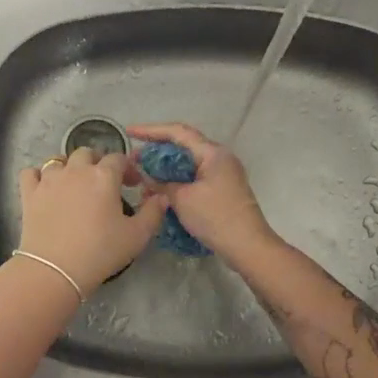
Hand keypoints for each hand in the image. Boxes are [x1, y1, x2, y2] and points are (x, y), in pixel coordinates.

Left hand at [16, 148, 166, 294]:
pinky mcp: (29, 193)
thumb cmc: (100, 252)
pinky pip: (31, 173)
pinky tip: (45, 188)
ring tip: (74, 185)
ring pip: (58, 160)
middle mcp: (76, 170)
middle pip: (87, 153)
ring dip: (69, 167)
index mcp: (104, 176)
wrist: (55, 269)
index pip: (118, 159)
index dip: (128, 168)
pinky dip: (38, 176)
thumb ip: (153, 213)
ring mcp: (49, 180)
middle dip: (97, 163)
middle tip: (103, 183)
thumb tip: (161, 197)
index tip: (132, 184)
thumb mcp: (136, 236)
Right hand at [126, 123, 275, 259]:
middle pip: (183, 147)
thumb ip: (161, 183)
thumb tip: (146, 175)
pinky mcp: (222, 190)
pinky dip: (177, 182)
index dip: (151, 130)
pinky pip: (194, 178)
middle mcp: (220, 158)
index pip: (177, 132)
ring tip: (143, 180)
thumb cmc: (215, 218)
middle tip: (133, 160)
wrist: (248, 246)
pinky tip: (161, 192)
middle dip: (156, 152)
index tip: (129, 132)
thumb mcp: (182, 199)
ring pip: (188, 165)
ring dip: (165, 170)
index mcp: (212, 153)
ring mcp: (223, 174)